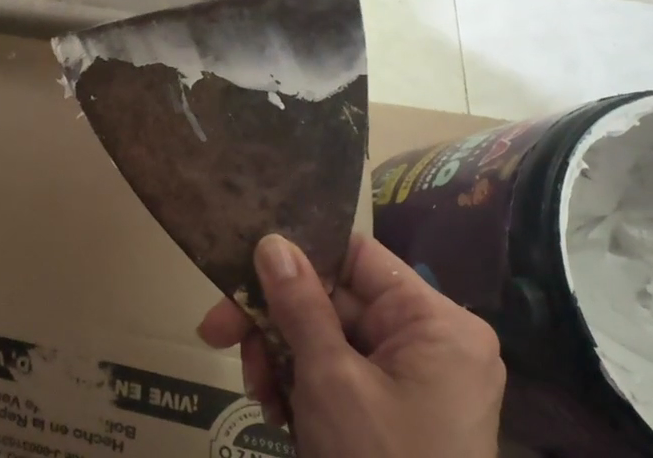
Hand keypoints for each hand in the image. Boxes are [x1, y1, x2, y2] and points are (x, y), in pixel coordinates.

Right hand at [198, 234, 504, 457]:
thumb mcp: (330, 379)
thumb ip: (297, 305)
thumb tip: (271, 241)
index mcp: (436, 323)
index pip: (355, 255)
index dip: (297, 256)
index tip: (241, 268)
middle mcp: (432, 342)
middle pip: (332, 299)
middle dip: (274, 321)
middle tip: (217, 335)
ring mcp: (416, 379)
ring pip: (326, 337)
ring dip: (278, 358)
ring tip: (255, 391)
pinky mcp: (397, 409)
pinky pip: (338, 372)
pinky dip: (301, 385)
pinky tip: (277, 411)